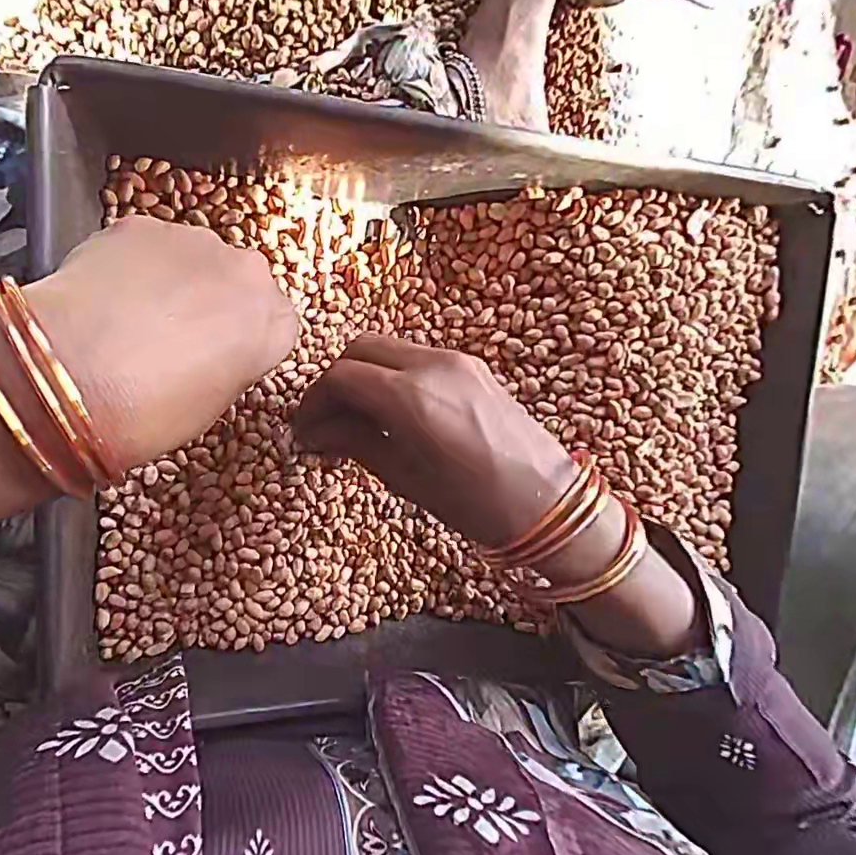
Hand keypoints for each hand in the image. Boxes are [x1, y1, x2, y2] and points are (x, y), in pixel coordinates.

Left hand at [23, 216, 297, 465]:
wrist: (74, 374)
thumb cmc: (145, 410)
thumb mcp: (211, 407)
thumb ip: (230, 365)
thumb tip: (213, 351)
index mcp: (272, 323)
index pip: (277, 323)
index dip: (245, 338)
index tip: (223, 353)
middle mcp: (245, 271)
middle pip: (240, 282)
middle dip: (214, 303)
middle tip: (175, 337)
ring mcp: (194, 240)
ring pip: (194, 258)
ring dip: (174, 280)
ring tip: (133, 319)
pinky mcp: (142, 224)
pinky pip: (148, 244)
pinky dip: (133, 264)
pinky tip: (109, 296)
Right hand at [295, 333, 702, 656]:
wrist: (552, 504)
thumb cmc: (477, 505)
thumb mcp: (407, 478)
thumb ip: (357, 443)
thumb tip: (314, 433)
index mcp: (413, 398)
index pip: (341, 377)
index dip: (313, 402)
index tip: (303, 431)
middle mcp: (433, 365)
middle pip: (359, 349)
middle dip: (333, 382)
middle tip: (323, 423)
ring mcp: (456, 360)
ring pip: (386, 349)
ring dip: (361, 376)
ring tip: (354, 421)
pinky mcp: (471, 365)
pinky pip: (414, 358)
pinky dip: (389, 376)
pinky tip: (388, 413)